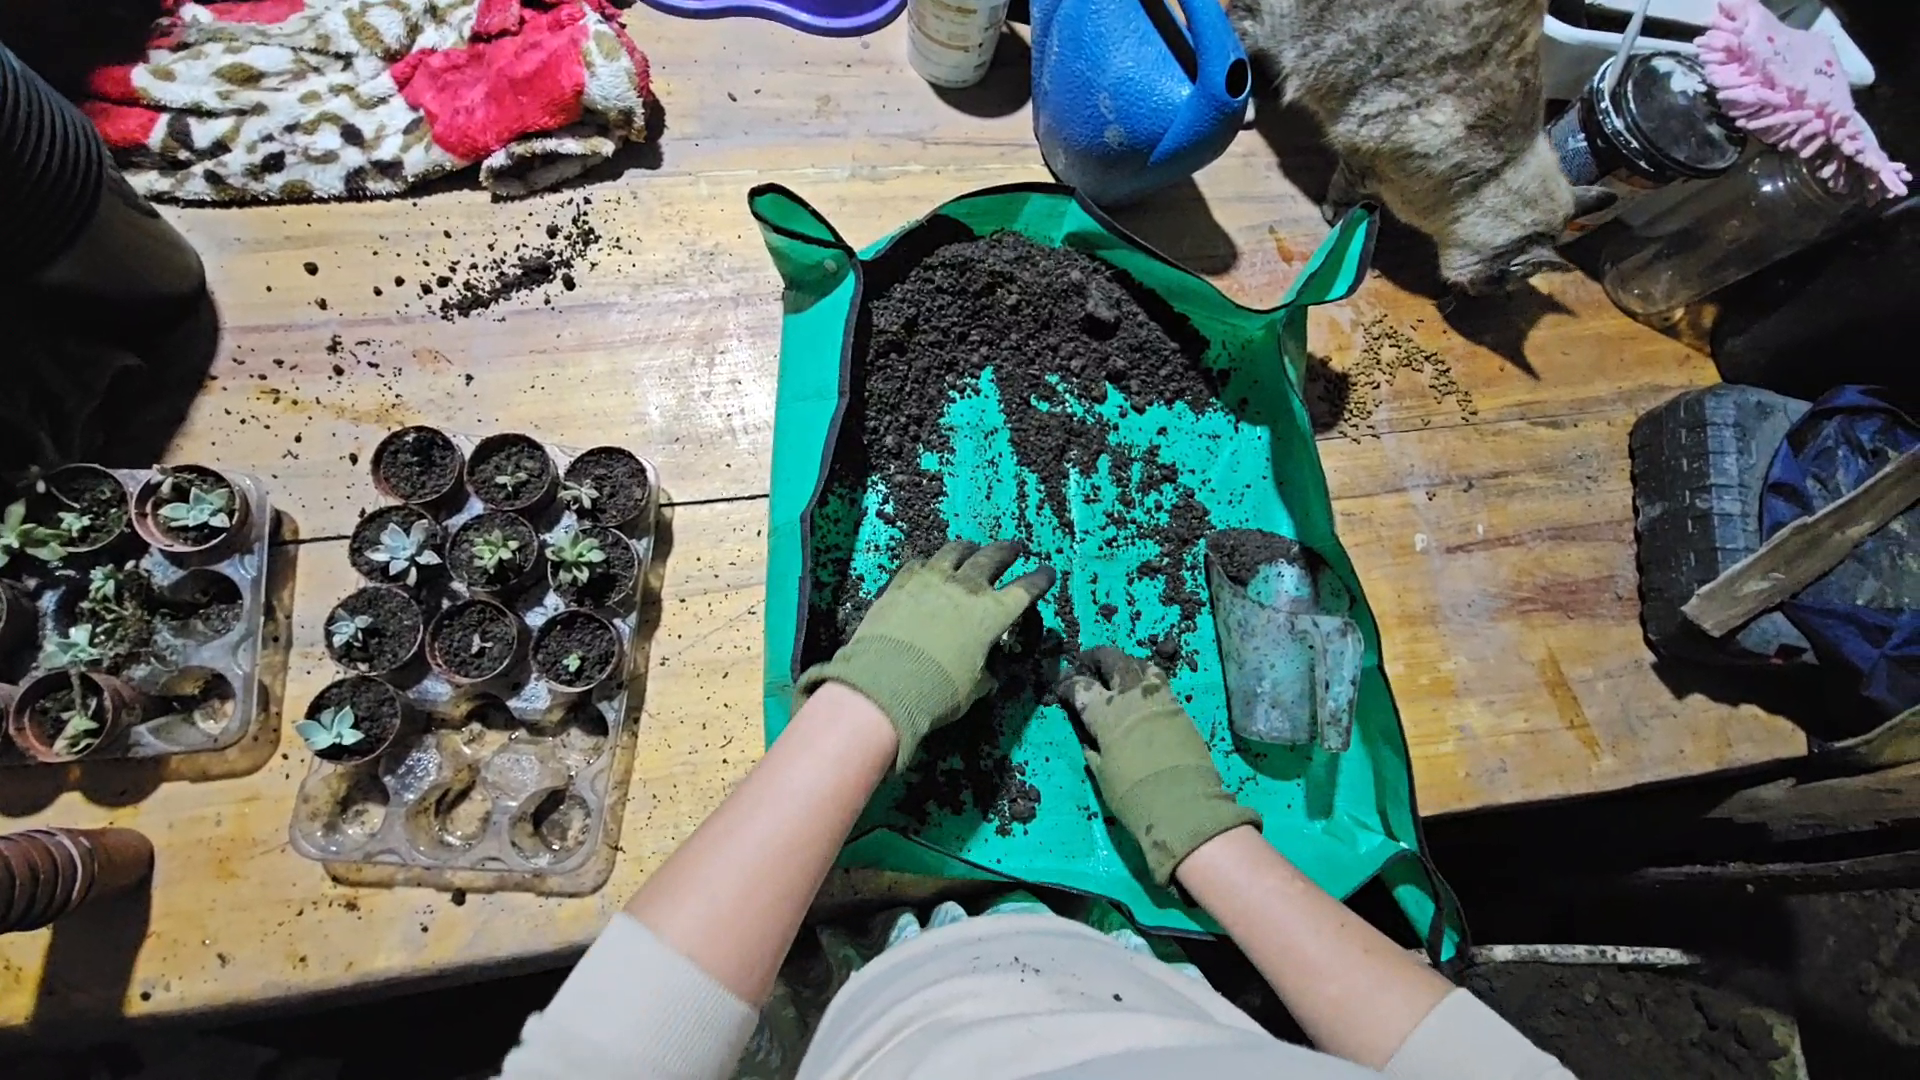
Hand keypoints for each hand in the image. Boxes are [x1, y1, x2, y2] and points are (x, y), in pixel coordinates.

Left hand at [797, 540, 1055, 770]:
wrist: (885, 682)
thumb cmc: (938, 691)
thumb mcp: (974, 687)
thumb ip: (984, 672)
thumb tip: (987, 671)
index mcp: (992, 614)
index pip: (1025, 590)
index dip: (1039, 580)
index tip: (1047, 573)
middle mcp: (966, 588)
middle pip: (992, 558)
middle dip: (1006, 551)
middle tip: (1013, 548)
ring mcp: (931, 580)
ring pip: (954, 551)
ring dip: (967, 548)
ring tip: (971, 547)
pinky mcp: (901, 583)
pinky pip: (919, 563)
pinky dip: (929, 563)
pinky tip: (928, 565)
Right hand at [1061, 647, 1258, 885]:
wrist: (1184, 805)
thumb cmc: (1134, 794)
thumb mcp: (1102, 773)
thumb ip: (1094, 750)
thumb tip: (1090, 739)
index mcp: (1104, 712)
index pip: (1080, 686)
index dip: (1068, 684)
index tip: (1063, 689)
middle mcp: (1130, 696)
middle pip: (1111, 660)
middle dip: (1096, 658)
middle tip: (1088, 664)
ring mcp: (1158, 697)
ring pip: (1139, 664)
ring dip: (1125, 665)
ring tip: (1119, 673)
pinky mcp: (1179, 707)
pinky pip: (1160, 682)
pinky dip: (1147, 680)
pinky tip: (1142, 691)